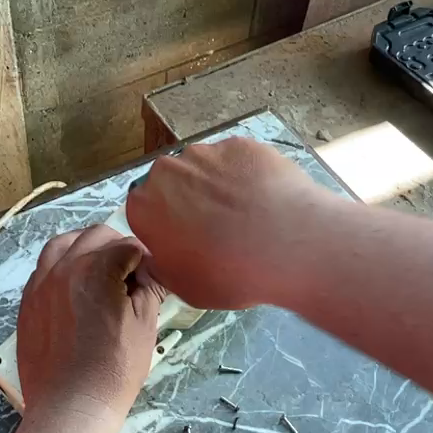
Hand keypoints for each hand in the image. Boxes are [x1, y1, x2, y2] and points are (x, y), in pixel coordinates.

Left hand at [16, 225, 163, 421]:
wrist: (70, 406)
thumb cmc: (113, 369)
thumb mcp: (144, 326)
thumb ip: (149, 290)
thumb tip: (152, 273)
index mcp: (96, 268)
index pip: (128, 246)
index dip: (145, 258)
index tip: (152, 275)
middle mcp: (64, 267)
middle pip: (94, 236)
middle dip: (117, 245)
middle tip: (131, 269)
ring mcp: (40, 283)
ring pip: (61, 244)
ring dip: (83, 247)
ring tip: (99, 266)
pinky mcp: (27, 302)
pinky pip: (43, 269)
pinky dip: (61, 267)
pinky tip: (74, 285)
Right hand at [125, 137, 330, 309]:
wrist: (288, 245)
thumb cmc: (229, 273)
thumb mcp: (185, 288)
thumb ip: (163, 267)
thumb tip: (160, 256)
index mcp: (144, 205)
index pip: (144, 210)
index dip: (165, 226)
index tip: (186, 241)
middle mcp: (166, 171)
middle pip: (171, 183)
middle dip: (187, 201)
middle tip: (216, 228)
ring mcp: (205, 153)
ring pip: (204, 169)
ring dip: (216, 186)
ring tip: (247, 214)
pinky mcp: (240, 144)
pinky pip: (237, 160)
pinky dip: (246, 175)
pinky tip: (265, 199)